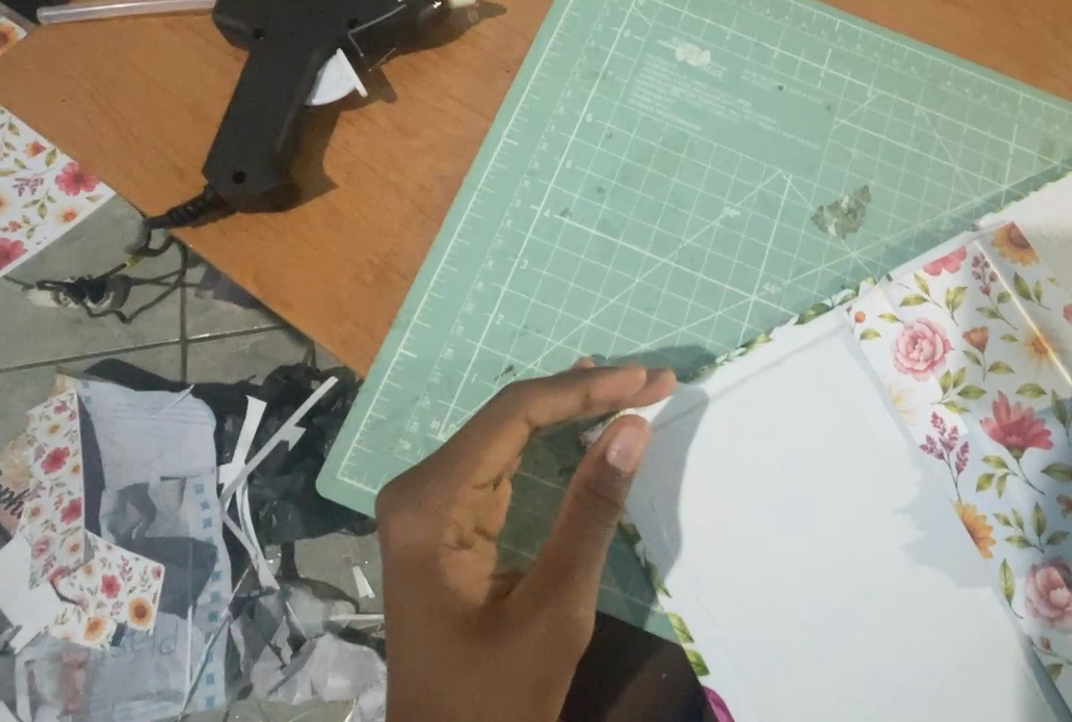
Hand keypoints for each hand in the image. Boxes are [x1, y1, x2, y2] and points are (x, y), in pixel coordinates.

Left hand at [377, 361, 677, 721]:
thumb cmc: (495, 697)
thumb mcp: (555, 607)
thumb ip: (592, 510)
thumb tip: (632, 426)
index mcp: (431, 503)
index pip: (514, 416)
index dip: (584, 390)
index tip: (647, 382)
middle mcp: (421, 487)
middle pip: (508, 416)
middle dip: (582, 394)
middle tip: (650, 382)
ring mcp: (428, 502)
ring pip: (505, 432)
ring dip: (568, 408)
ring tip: (625, 386)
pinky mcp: (444, 518)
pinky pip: (500, 460)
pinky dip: (546, 438)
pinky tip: (577, 415)